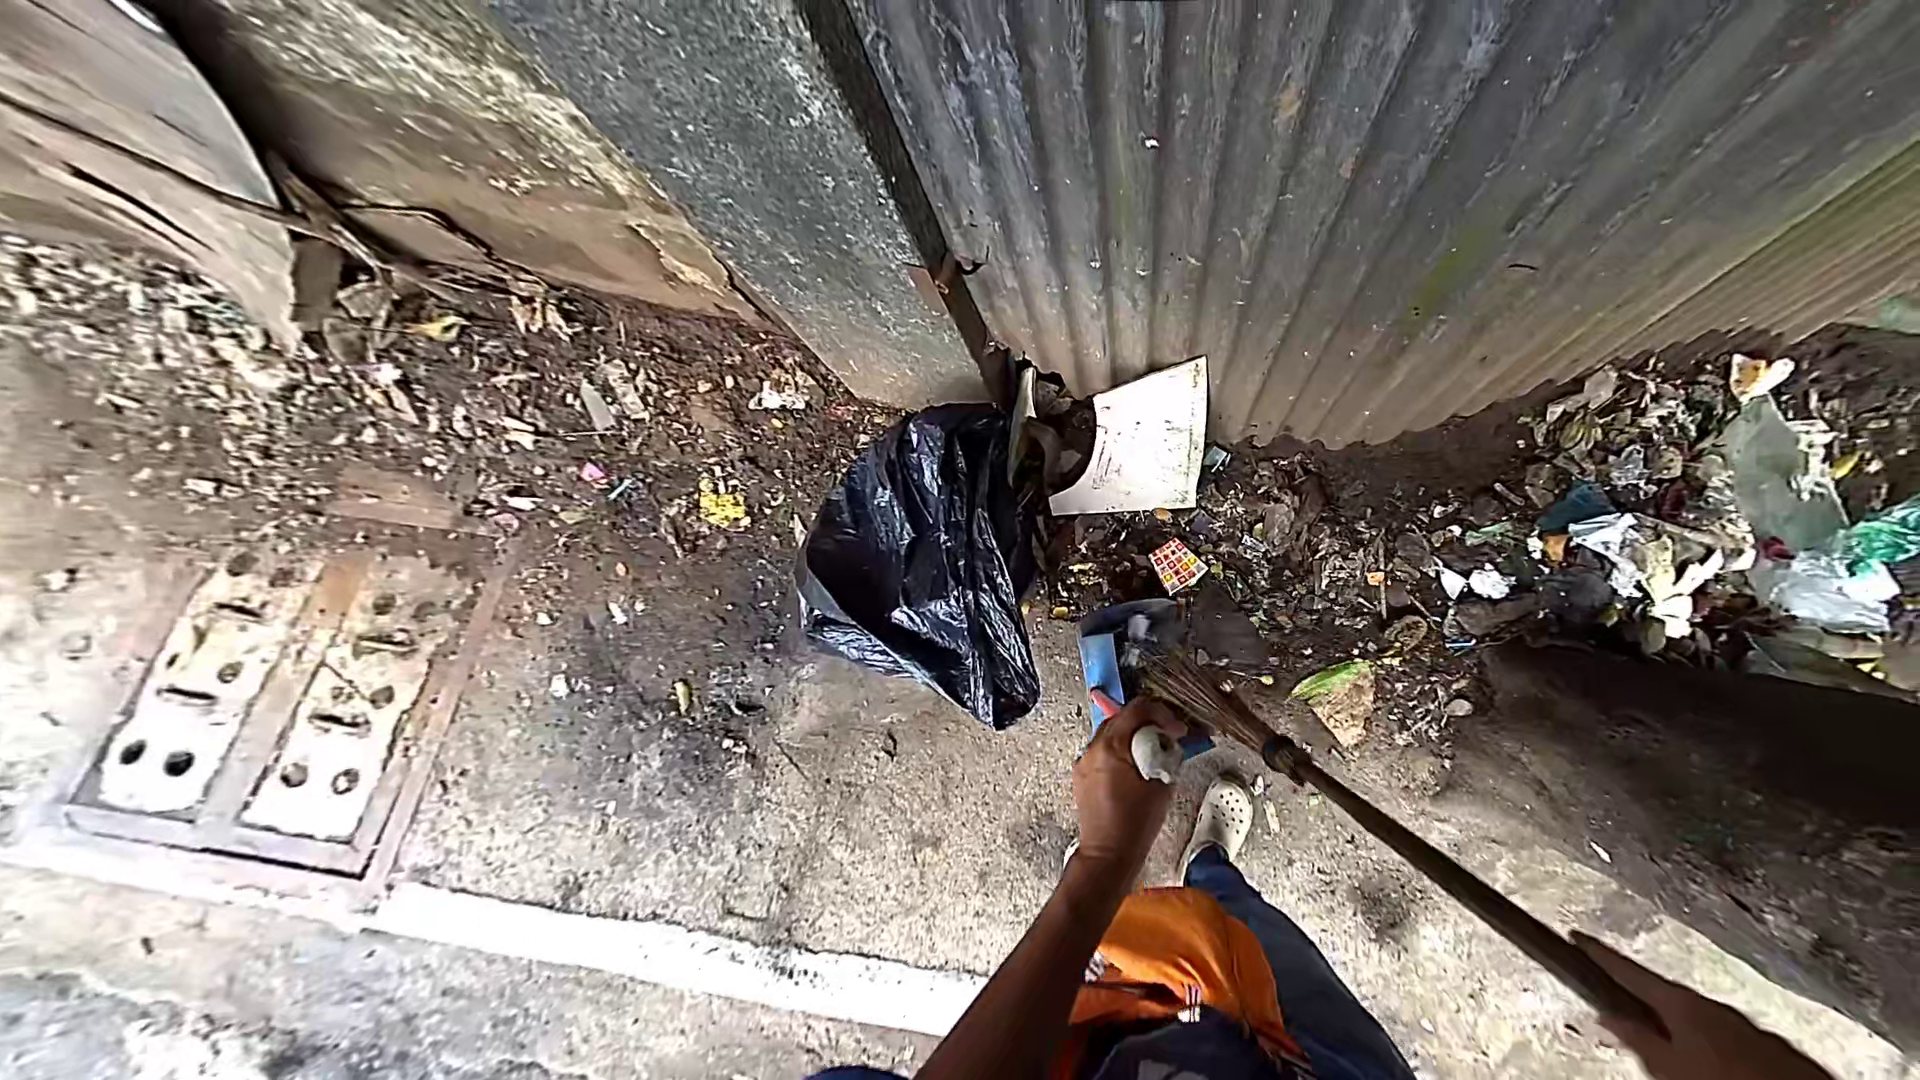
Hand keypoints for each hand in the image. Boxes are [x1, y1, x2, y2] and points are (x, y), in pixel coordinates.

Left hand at [1072, 696, 1185, 880]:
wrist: (1108, 853)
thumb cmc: (1135, 825)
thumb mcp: (1162, 786)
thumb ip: (1166, 756)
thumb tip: (1169, 742)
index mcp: (1111, 747)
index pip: (1136, 710)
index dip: (1161, 713)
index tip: (1174, 727)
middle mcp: (1093, 748)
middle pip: (1121, 717)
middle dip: (1147, 722)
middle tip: (1167, 736)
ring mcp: (1084, 760)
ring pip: (1111, 732)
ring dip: (1132, 735)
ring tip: (1152, 751)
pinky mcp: (1082, 772)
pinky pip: (1102, 749)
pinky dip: (1119, 750)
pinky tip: (1134, 764)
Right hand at [1572, 933, 1834, 1079]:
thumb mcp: (1668, 1067)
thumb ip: (1635, 1038)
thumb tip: (1605, 1017)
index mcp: (1682, 1003)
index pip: (1627, 969)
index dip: (1597, 952)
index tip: (1576, 935)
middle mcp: (1718, 1006)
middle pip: (1670, 998)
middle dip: (1650, 1004)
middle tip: (1630, 1015)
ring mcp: (1756, 1029)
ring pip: (1708, 1021)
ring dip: (1689, 1029)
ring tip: (1683, 1053)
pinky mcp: (1786, 1054)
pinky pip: (1739, 1040)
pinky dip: (1723, 1046)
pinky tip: (1724, 1066)